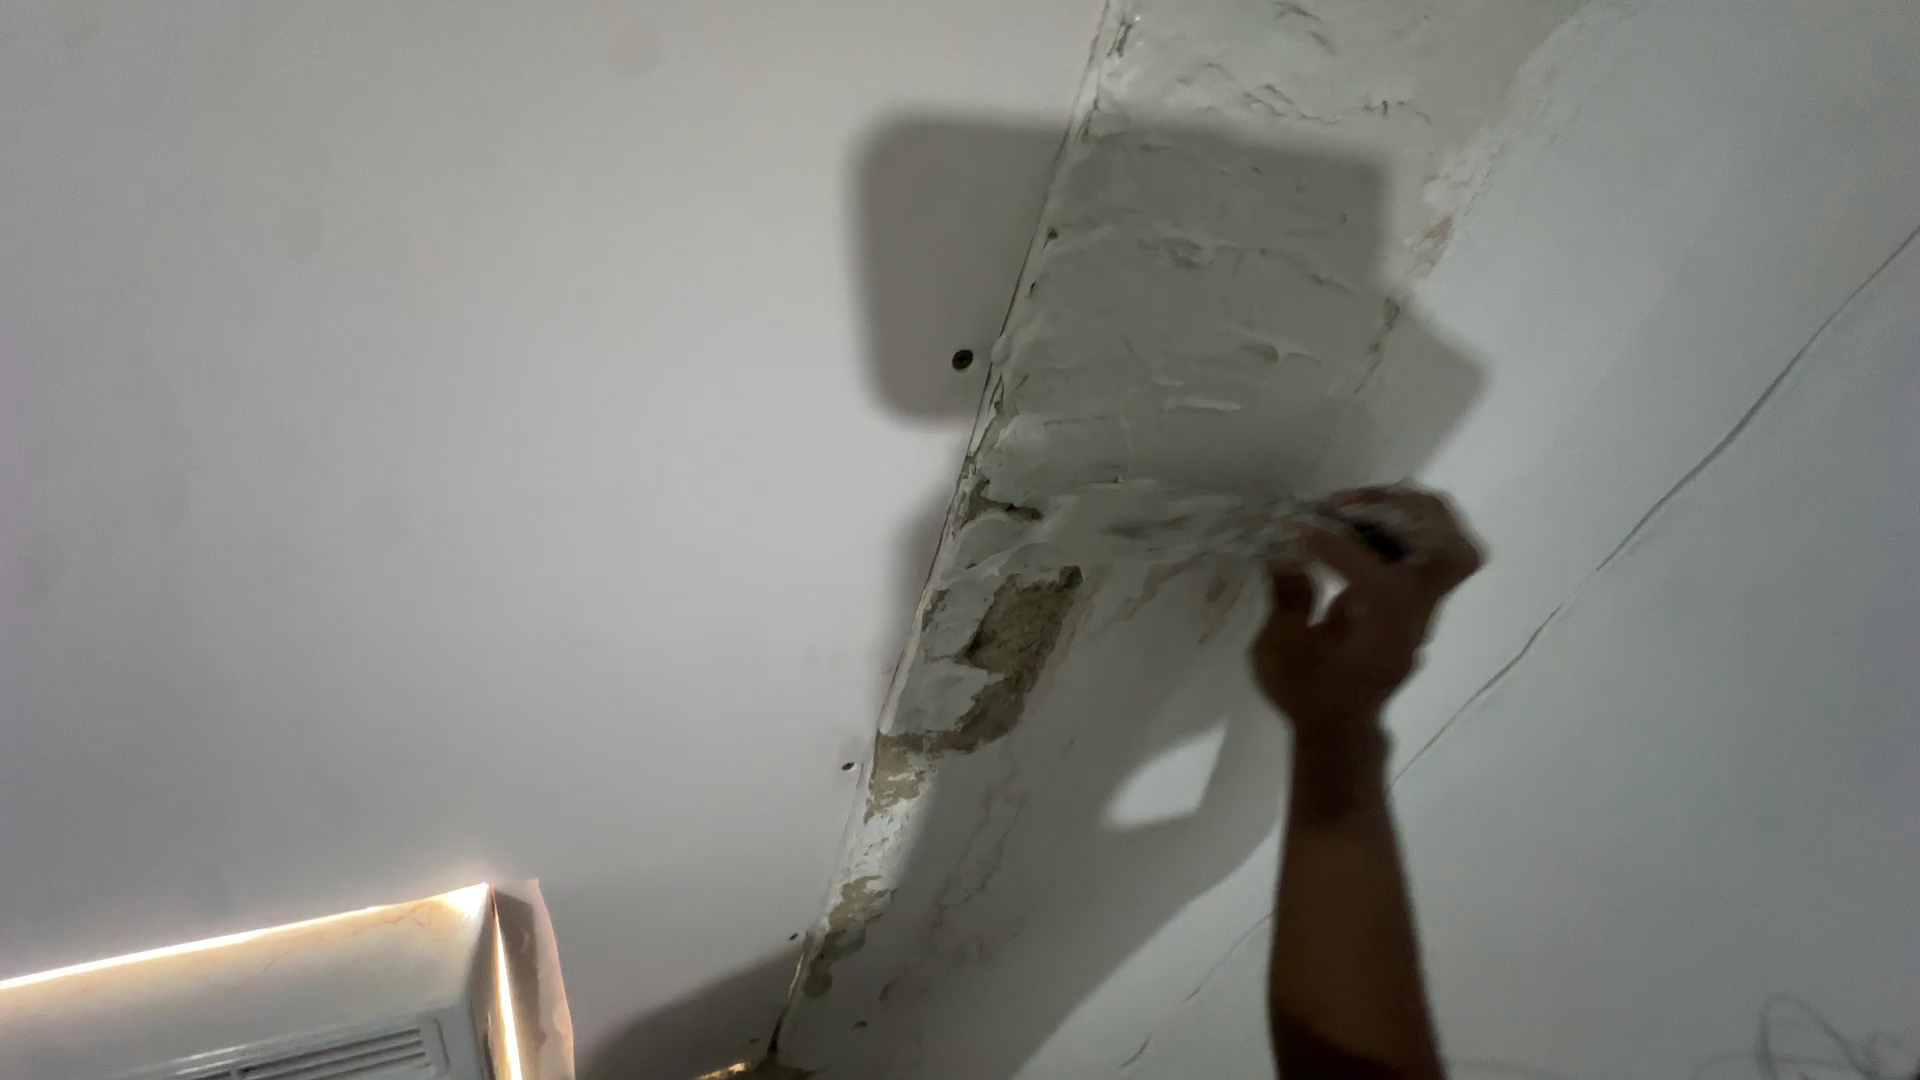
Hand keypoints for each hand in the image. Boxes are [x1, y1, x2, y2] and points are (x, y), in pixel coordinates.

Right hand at [1252, 485, 1482, 739]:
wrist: (1340, 724)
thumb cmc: (1308, 694)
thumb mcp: (1280, 653)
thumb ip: (1287, 601)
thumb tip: (1283, 557)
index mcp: (1384, 633)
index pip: (1378, 578)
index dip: (1335, 546)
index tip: (1293, 530)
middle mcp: (1416, 615)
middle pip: (1451, 554)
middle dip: (1403, 514)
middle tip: (1348, 504)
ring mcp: (1422, 607)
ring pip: (1453, 545)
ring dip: (1409, 511)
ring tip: (1356, 502)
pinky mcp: (1413, 598)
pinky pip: (1431, 550)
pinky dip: (1404, 523)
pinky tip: (1360, 518)